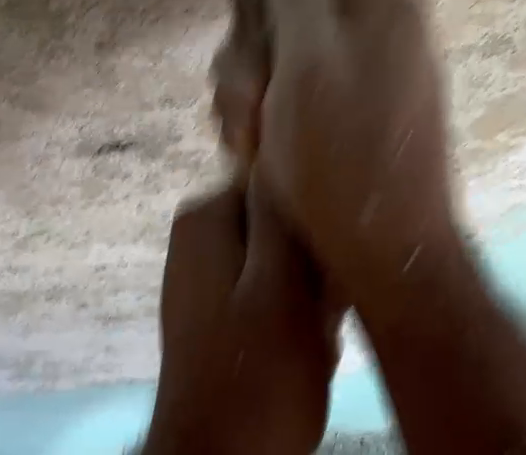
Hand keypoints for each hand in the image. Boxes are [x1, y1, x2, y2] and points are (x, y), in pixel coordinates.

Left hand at [141, 184, 342, 454]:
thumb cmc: (257, 375)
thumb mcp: (282, 286)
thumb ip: (281, 216)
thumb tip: (282, 149)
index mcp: (206, 215)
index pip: (279, 186)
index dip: (314, 228)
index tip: (326, 271)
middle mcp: (199, 235)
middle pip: (281, 229)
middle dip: (311, 273)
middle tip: (320, 317)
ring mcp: (205, 275)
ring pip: (284, 269)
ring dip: (308, 304)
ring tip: (313, 343)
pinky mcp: (217, 313)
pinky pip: (270, 300)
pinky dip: (293, 326)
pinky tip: (302, 358)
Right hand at [212, 0, 456, 293]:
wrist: (384, 257)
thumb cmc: (342, 154)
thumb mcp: (307, 58)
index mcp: (382, 1)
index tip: (242, 17)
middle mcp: (377, 28)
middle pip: (286, 5)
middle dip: (252, 55)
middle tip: (249, 103)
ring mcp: (363, 72)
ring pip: (278, 54)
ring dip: (250, 93)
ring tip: (253, 139)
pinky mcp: (346, 111)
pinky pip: (291, 90)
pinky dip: (268, 118)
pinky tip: (260, 152)